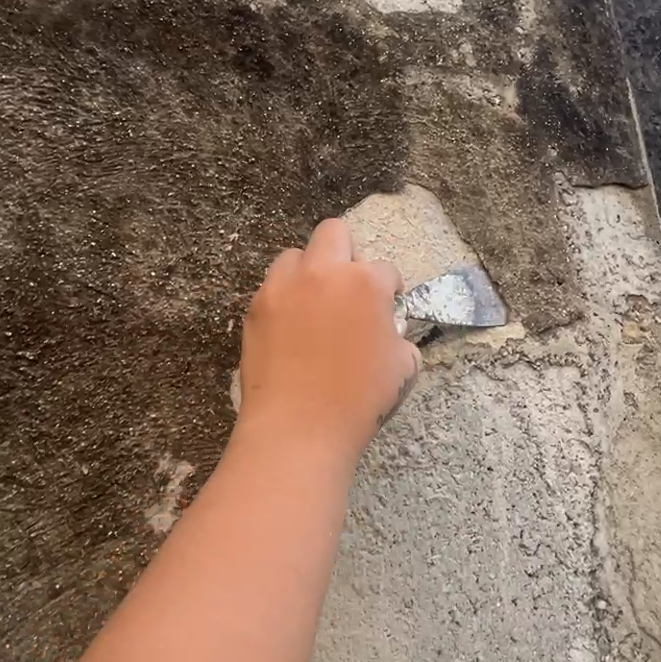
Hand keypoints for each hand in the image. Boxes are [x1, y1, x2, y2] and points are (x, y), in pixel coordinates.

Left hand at [235, 219, 417, 462]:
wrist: (298, 428)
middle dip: (346, 254)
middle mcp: (323, 273)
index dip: (389, 290)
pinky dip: (285, 300)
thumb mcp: (404, 367)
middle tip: (348, 288)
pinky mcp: (256, 308)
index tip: (386, 308)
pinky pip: (272, 289)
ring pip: (295, 257)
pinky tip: (292, 330)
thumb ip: (399, 335)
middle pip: (333, 233)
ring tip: (313, 306)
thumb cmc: (359, 400)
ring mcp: (284, 287)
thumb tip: (386, 330)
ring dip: (308, 273)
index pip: (385, 270)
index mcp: (366, 282)